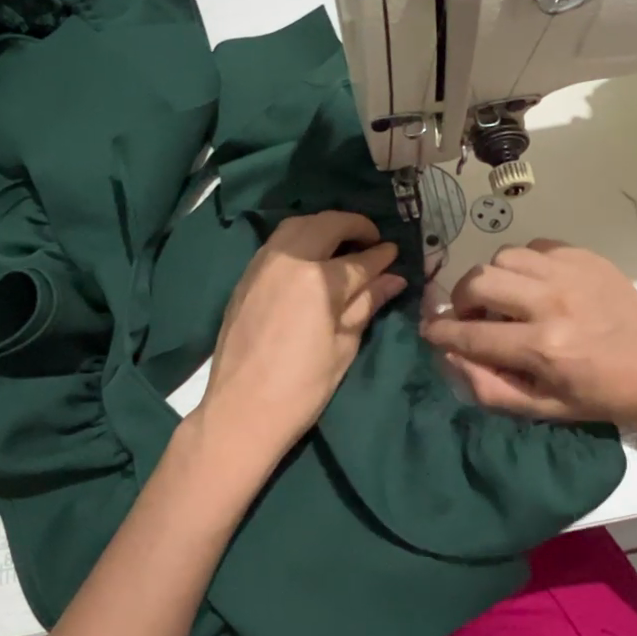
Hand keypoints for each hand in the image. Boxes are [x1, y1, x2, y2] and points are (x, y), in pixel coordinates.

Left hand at [197, 211, 405, 460]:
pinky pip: (277, 243)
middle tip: (372, 240)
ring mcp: (262, 265)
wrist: (241, 410)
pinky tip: (311, 257)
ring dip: (324, 226)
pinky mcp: (245, 277)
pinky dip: (300, 239)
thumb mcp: (344, 345)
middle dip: (354, 226)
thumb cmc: (303, 386)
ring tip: (342, 243)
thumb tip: (393, 278)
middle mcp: (288, 259)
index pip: (359, 259)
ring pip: (297, 226)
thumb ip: (367, 303)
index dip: (382, 256)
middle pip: (326, 225)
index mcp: (319, 279)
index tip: (395, 253)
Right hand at [420, 240, 636, 424]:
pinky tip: (535, 286)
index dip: (441, 331)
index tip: (430, 330)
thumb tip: (449, 355)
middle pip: (478, 281)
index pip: (471, 333)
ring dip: (494, 278)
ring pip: (503, 256)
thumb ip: (488, 386)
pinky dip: (524, 265)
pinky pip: (534, 247)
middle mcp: (552, 303)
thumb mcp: (541, 407)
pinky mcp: (585, 256)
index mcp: (542, 347)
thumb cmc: (597, 395)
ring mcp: (570, 273)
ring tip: (505, 299)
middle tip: (472, 315)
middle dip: (462, 299)